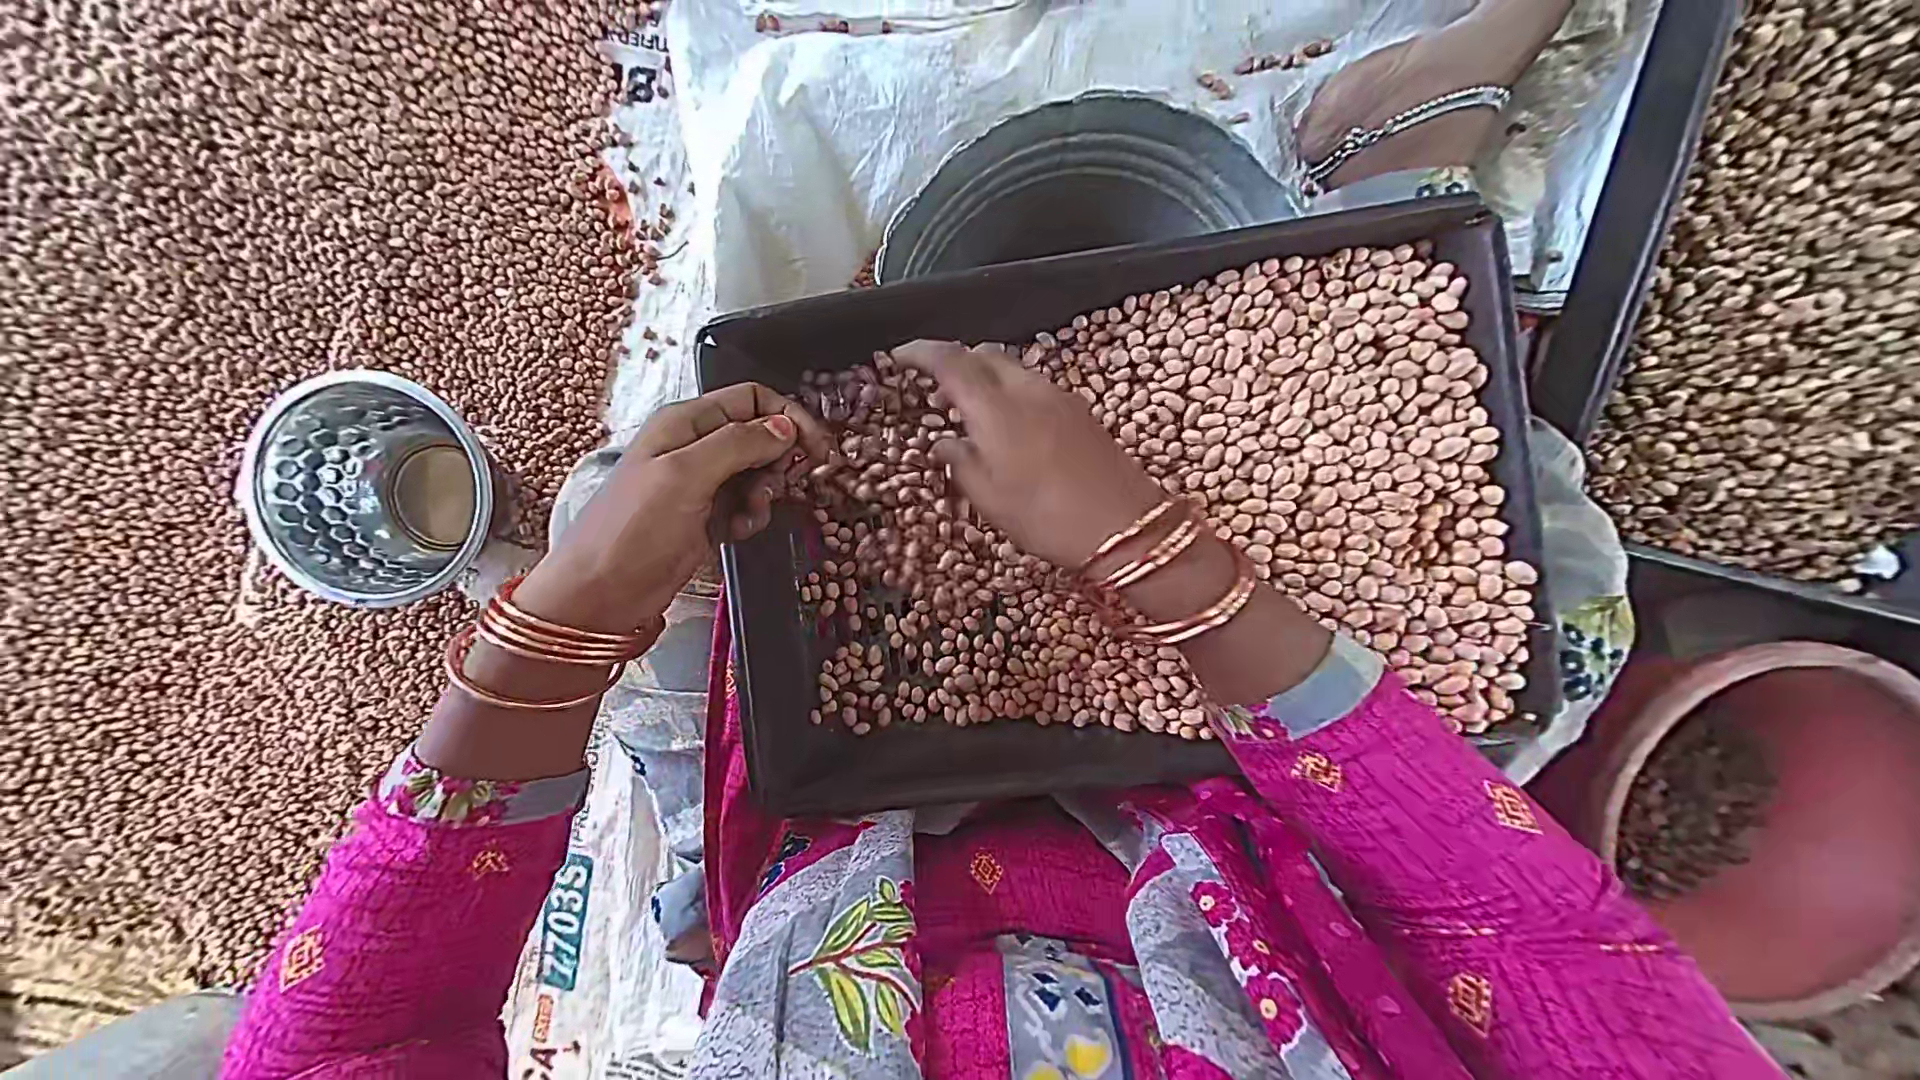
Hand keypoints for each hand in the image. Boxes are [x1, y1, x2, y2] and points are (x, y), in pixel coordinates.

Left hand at [516, 383, 832, 630]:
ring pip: (760, 473)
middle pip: (761, 436)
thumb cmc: (634, 528)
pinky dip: (752, 517)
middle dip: (779, 461)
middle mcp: (698, 446)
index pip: (753, 399)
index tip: (816, 448)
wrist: (603, 593)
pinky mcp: (710, 514)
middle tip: (779, 486)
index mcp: (687, 422)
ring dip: (765, 494)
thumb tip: (787, 426)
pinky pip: (749, 504)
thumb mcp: (686, 475)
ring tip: (747, 515)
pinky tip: (735, 532)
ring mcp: (704, 482)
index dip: (788, 417)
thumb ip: (739, 444)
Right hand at [892, 340, 1166, 567]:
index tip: (900, 356)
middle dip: (955, 363)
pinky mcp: (1080, 410)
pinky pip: (1035, 386)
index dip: (920, 353)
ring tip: (972, 414)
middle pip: (984, 354)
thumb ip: (959, 463)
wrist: (1125, 526)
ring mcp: (1059, 396)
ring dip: (985, 378)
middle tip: (937, 395)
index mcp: (996, 409)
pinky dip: (1011, 392)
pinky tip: (1010, 426)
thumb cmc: (1045, 517)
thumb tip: (943, 442)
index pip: (950, 360)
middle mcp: (1027, 390)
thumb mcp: (989, 498)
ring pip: (1012, 368)